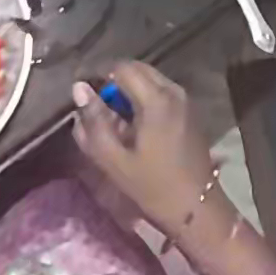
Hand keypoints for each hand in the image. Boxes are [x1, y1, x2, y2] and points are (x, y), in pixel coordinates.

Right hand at [71, 61, 215, 233]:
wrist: (197, 207)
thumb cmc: (153, 186)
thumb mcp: (115, 160)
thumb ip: (94, 123)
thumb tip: (79, 88)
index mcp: (156, 98)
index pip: (122, 67)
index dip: (100, 75)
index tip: (86, 95)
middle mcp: (173, 89)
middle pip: (138, 69)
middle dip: (115, 81)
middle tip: (98, 108)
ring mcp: (184, 98)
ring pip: (151, 78)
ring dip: (130, 89)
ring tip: (115, 118)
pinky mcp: (189, 109)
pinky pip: (162, 90)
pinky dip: (145, 96)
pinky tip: (136, 124)